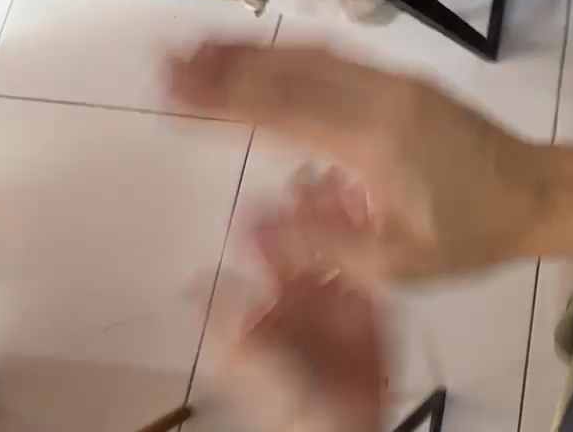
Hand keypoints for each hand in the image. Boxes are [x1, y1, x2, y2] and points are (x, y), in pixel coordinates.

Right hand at [167, 41, 550, 281]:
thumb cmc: (470, 235)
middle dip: (230, 63)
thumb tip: (246, 219)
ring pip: (319, 56)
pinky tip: (273, 56)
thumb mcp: (397, 262)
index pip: (284, 111)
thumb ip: (321, 241)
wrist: (535, 192)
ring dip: (261, 50)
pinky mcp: (410, 83)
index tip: (174, 87)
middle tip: (171, 58)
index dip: (224, 97)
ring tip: (207, 48)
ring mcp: (400, 83)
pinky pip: (345, 60)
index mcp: (377, 141)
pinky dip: (300, 53)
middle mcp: (384, 98)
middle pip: (295, 70)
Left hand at [215, 199, 387, 431]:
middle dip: (316, 203)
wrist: (337, 428)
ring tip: (355, 176)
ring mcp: (340, 292)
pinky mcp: (371, 299)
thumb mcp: (245, 359)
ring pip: (341, 241)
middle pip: (311, 235)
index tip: (294, 177)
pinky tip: (378, 206)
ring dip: (346, 211)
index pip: (278, 244)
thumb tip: (193, 275)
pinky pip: (371, 260)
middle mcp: (306, 288)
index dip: (283, 212)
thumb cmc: (283, 397)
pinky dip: (373, 232)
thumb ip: (227, 314)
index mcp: (274, 298)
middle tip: (327, 167)